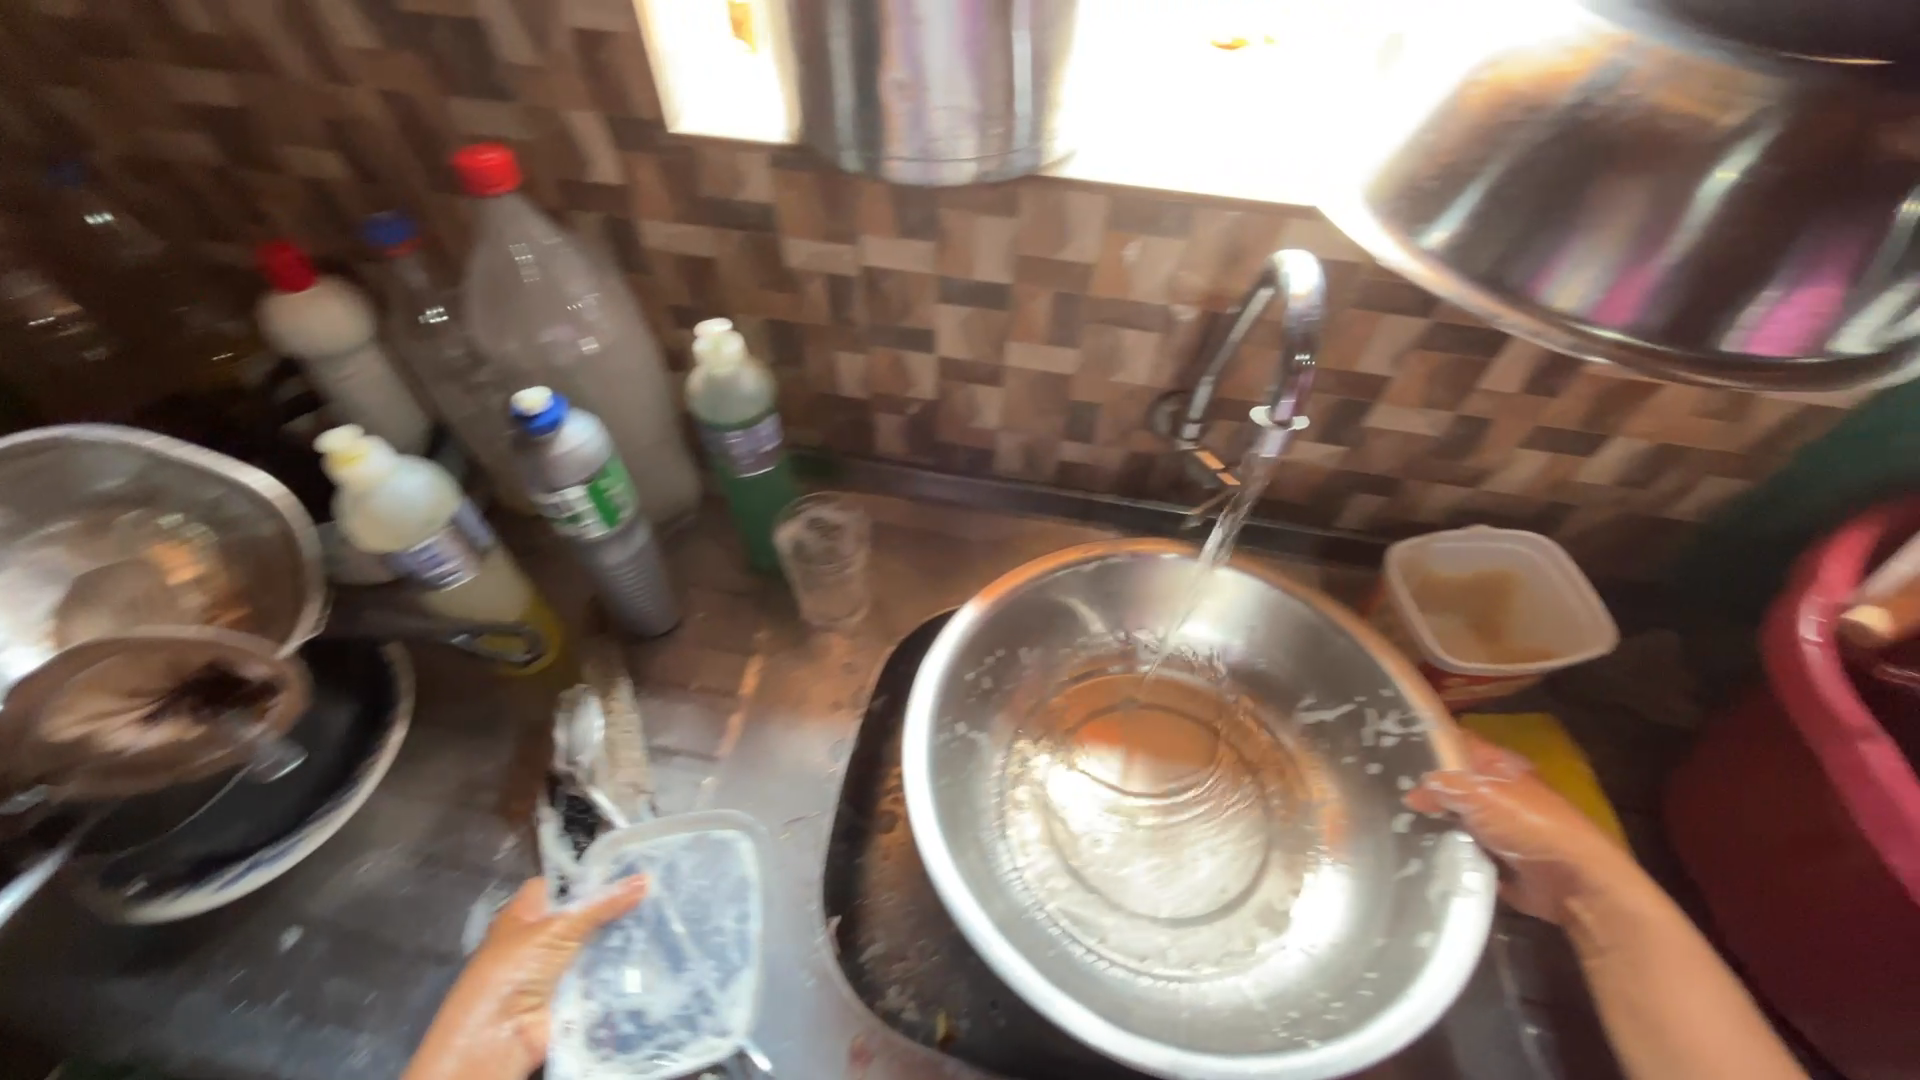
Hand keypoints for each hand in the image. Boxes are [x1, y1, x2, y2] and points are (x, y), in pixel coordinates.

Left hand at [403, 876, 646, 1079]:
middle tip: (655, 888)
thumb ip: (603, 904)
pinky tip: (654, 948)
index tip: (628, 866)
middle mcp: (541, 937)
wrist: (496, 1039)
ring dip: (623, 935)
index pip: (560, 883)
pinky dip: (623, 964)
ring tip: (662, 914)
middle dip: (615, 905)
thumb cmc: (515, 970)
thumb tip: (647, 878)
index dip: (589, 874)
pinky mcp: (574, 994)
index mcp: (525, 913)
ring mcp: (558, 967)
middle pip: (584, 914)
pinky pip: (603, 972)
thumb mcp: (559, 927)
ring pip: (597, 943)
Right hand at [1405, 731, 1647, 925]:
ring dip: (1431, 822)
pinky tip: (1416, 849)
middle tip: (1387, 790)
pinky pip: (1459, 848)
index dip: (1428, 741)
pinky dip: (1443, 850)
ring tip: (1394, 821)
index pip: (1457, 743)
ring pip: (1452, 817)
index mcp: (1499, 766)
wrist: (1574, 883)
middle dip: (1424, 788)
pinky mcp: (1496, 858)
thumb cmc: (1530, 825)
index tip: (1392, 745)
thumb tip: (1413, 795)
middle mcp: (1498, 792)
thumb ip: (1441, 787)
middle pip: (1451, 782)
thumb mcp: (1480, 794)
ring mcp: (1497, 827)